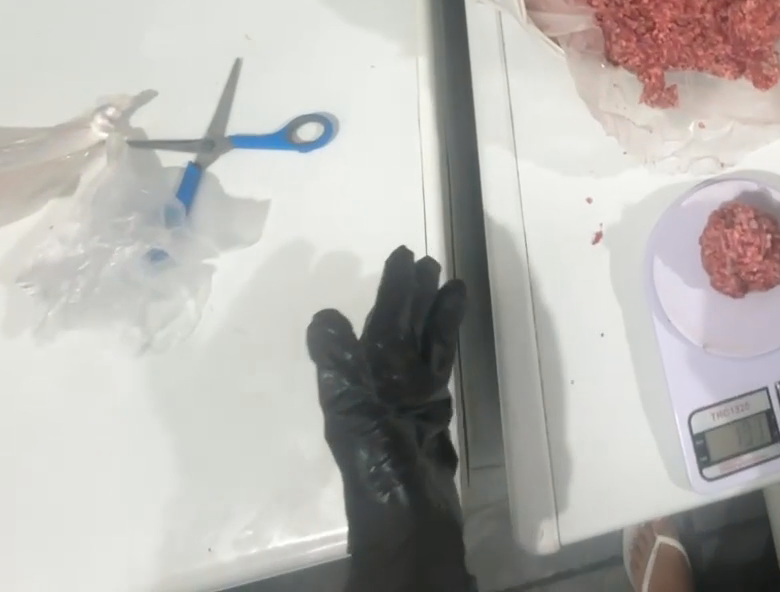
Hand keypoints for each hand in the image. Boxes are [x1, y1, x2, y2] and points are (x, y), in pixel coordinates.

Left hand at [307, 247, 473, 591]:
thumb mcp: (354, 415)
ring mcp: (408, 396)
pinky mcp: (432, 410)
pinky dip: (448, 338)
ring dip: (434, 310)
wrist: (412, 524)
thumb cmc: (381, 470)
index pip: (377, 323)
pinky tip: (456, 322)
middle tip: (428, 260)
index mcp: (360, 381)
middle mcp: (382, 383)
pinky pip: (440, 362)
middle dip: (412, 294)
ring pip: (423, 341)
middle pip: (400, 327)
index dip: (389, 289)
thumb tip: (324, 317)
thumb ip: (341, 367)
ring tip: (450, 279)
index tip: (403, 256)